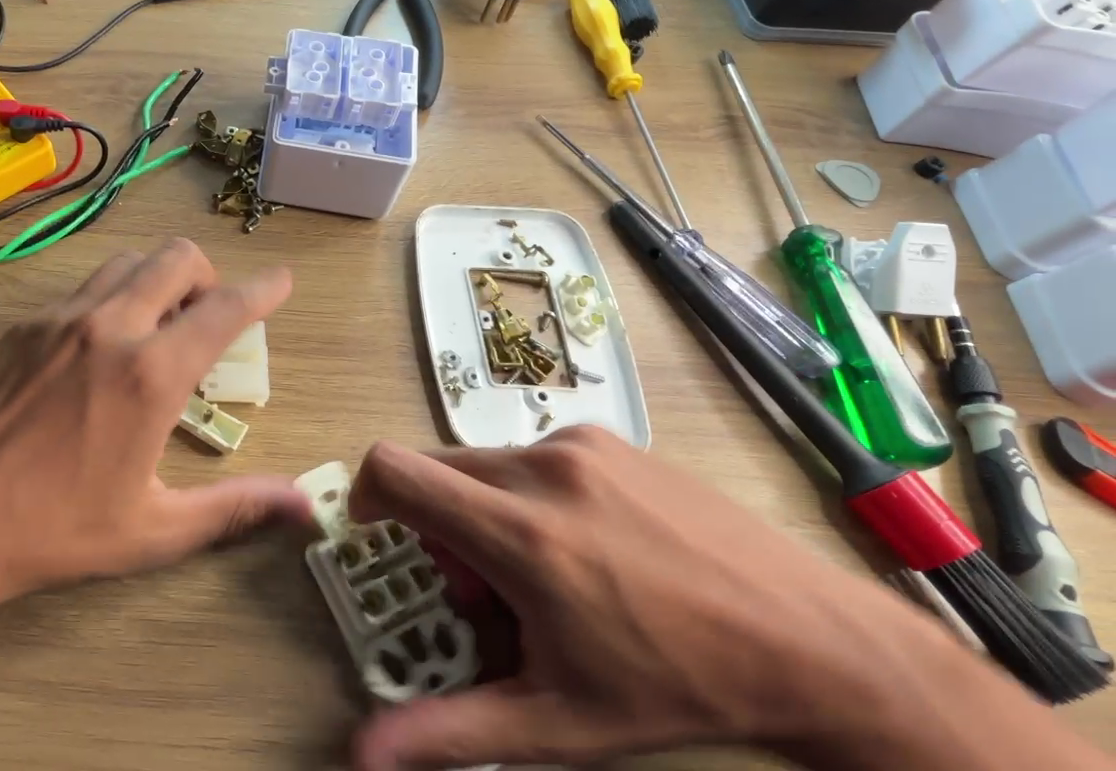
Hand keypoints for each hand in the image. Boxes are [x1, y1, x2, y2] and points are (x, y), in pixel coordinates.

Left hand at [0, 239, 306, 637]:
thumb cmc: (53, 532)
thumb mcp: (153, 530)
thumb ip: (235, 508)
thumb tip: (304, 505)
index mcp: (149, 375)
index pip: (225, 309)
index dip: (263, 290)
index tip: (283, 280)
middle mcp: (108, 328)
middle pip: (176, 258)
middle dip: (208, 274)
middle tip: (211, 314)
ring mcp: (58, 320)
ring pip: (125, 263)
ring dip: (158, 278)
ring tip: (159, 323)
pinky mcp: (21, 327)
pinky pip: (82, 289)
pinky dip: (111, 298)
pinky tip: (100, 346)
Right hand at [345, 429, 977, 769]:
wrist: (818, 644)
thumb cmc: (683, 688)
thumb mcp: (559, 724)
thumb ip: (449, 732)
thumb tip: (363, 754)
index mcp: (521, 534)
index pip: (395, 472)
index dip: (366, 495)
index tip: (379, 532)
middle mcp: (543, 471)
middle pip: (434, 469)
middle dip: (435, 524)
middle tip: (483, 586)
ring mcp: (582, 448)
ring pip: (484, 465)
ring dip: (485, 511)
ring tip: (546, 574)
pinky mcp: (612, 441)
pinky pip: (535, 457)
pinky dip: (529, 494)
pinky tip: (587, 548)